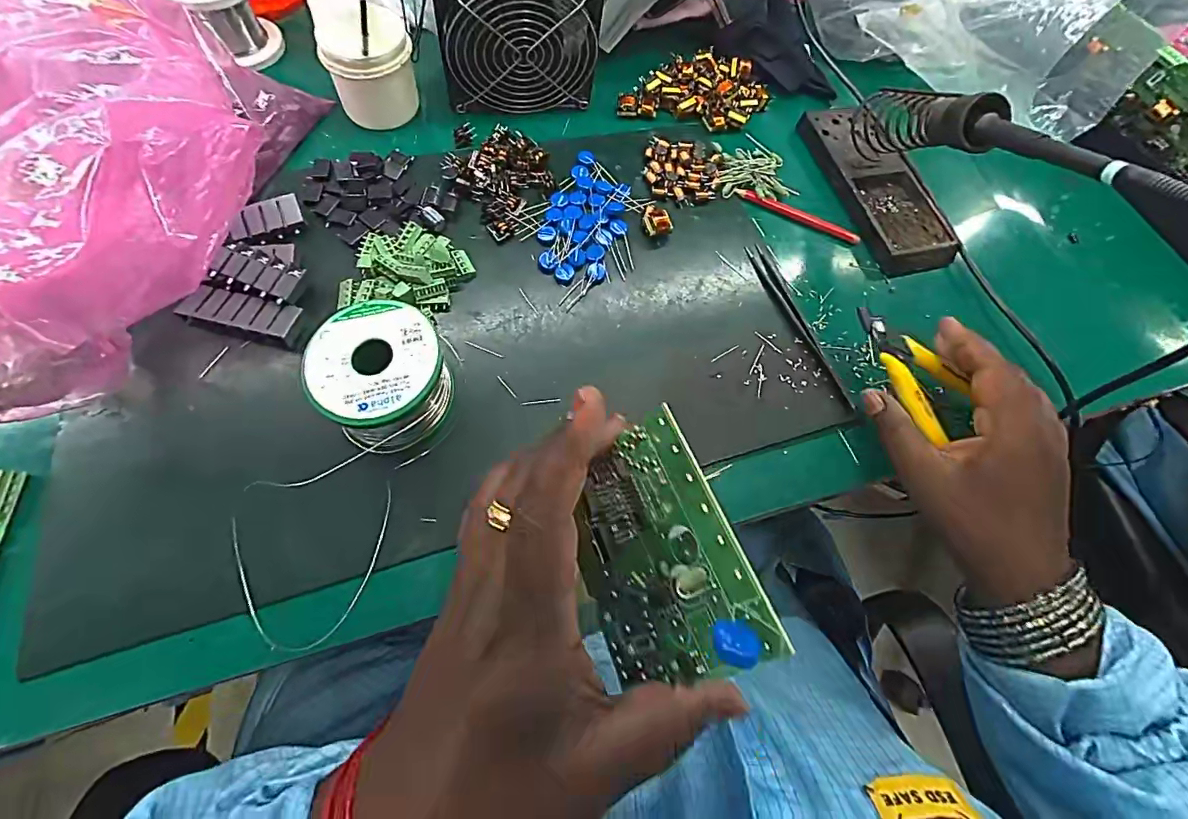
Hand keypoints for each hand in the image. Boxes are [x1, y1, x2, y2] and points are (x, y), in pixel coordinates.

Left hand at [343, 387, 747, 818]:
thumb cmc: (503, 794)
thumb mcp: (596, 772)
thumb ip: (667, 724)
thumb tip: (735, 694)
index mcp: (526, 621)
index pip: (546, 515)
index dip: (569, 452)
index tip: (595, 407)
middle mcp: (487, 588)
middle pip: (515, 489)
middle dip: (560, 443)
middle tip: (610, 424)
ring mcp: (463, 590)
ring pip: (491, 498)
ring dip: (533, 459)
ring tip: (579, 447)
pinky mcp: (453, 600)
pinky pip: (480, 520)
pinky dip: (510, 487)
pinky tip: (534, 498)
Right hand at [861, 318, 1071, 608]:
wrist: (1023, 576)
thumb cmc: (972, 522)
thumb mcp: (924, 476)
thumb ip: (897, 430)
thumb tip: (872, 395)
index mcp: (1014, 424)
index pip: (991, 369)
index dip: (965, 345)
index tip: (940, 327)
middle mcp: (1040, 424)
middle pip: (1009, 374)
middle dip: (973, 354)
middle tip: (939, 343)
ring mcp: (1051, 440)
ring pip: (1021, 390)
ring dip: (987, 372)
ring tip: (955, 364)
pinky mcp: (1050, 454)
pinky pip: (1027, 407)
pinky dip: (1000, 391)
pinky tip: (980, 398)